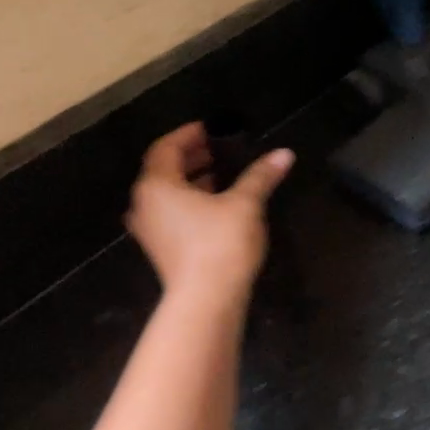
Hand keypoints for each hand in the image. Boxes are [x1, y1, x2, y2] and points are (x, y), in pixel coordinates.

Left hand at [127, 123, 293, 301]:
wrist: (206, 300)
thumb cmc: (220, 244)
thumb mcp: (245, 205)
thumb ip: (260, 176)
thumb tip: (284, 153)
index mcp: (157, 185)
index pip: (166, 147)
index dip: (188, 135)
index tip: (211, 129)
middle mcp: (145, 203)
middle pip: (163, 170)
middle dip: (191, 158)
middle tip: (219, 150)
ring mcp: (150, 229)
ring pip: (167, 194)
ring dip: (191, 181)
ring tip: (221, 176)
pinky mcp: (161, 249)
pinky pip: (171, 214)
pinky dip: (190, 203)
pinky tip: (216, 207)